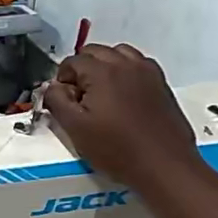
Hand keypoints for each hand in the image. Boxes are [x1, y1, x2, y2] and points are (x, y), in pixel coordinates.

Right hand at [46, 43, 202, 189]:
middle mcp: (126, 64)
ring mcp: (147, 72)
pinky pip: (138, 64)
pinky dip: (125, 70)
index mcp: (102, 72)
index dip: (62, 78)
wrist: (164, 166)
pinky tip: (121, 95)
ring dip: (104, 65)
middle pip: (95, 51)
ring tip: (100, 91)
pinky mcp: (161, 84)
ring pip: (119, 53)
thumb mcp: (74, 128)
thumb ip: (56, 100)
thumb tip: (53, 87)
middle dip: (81, 68)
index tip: (63, 99)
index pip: (72, 61)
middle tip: (78, 94)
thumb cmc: (116, 149)